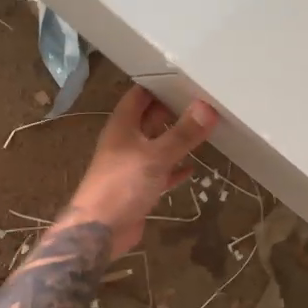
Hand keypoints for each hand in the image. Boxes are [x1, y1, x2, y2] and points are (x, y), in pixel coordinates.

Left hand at [69, 85, 217, 255]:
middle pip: (149, 119)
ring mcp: (130, 166)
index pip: (139, 95)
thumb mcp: (155, 156)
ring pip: (156, 146)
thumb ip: (182, 134)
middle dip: (172, 110)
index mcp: (122, 126)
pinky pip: (160, 173)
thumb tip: (208, 108)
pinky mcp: (138, 189)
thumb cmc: (122, 185)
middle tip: (203, 101)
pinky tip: (192, 167)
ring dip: (175, 140)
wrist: (99, 230)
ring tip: (203, 128)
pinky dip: (174, 169)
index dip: (159, 85)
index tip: (185, 76)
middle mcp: (125, 142)